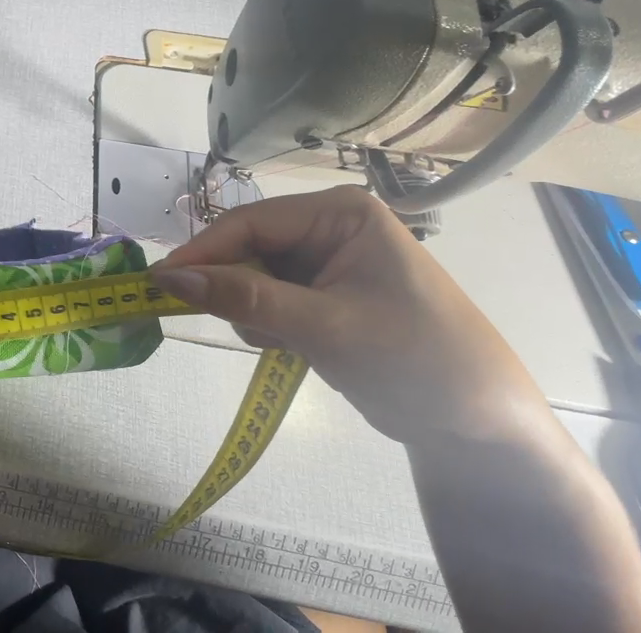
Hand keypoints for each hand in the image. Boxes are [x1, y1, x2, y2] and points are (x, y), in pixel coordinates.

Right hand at [151, 185, 549, 446]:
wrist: (481, 426)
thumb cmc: (415, 361)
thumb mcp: (325, 328)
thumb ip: (244, 299)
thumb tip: (166, 279)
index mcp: (340, 213)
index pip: (249, 223)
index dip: (202, 252)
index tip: (158, 284)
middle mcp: (330, 227)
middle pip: (247, 247)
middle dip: (236, 288)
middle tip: (238, 326)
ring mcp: (328, 260)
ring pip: (252, 275)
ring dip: (253, 311)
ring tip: (285, 344)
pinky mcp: (324, 293)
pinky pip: (269, 297)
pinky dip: (267, 324)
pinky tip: (294, 348)